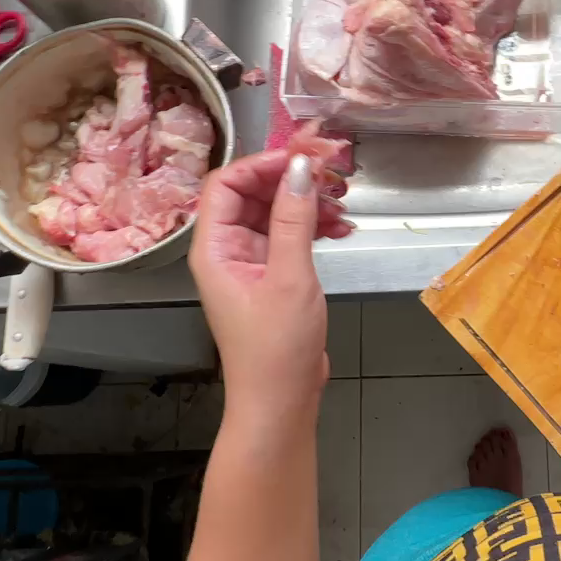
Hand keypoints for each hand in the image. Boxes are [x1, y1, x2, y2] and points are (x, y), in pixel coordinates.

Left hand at [190, 150, 351, 418]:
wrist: (281, 401)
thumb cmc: (277, 346)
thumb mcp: (290, 277)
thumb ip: (294, 219)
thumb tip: (300, 168)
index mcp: (216, 247)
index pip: (229, 184)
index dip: (264, 164)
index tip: (306, 159)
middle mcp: (228, 248)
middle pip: (254, 194)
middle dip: (293, 181)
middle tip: (334, 175)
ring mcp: (251, 261)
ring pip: (276, 213)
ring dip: (309, 203)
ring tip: (344, 204)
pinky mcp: (273, 275)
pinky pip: (290, 236)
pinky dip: (315, 228)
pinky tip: (342, 229)